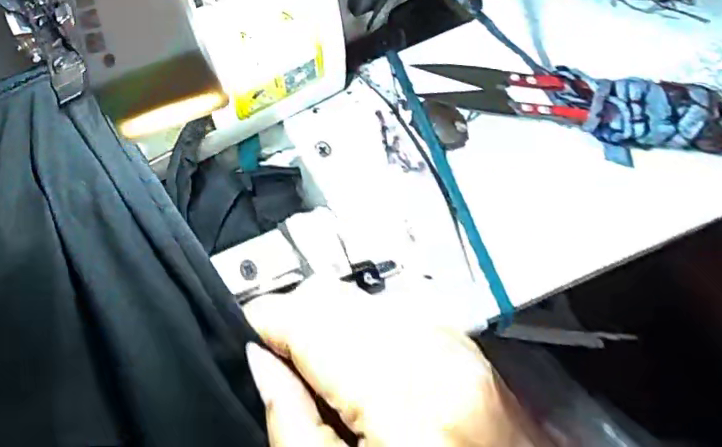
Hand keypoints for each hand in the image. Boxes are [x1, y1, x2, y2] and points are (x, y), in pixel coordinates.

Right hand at [244, 283, 536, 445]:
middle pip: (327, 296)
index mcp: (409, 400)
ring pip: (358, 299)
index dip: (258, 327)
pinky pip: (396, 317)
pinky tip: (365, 382)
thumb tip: (260, 363)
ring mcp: (466, 358)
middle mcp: (441, 361)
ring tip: (327, 384)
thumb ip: (291, 424)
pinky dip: (367, 335)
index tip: (245, 347)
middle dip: (293, 325)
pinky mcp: (477, 364)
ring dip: (328, 327)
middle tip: (282, 374)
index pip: (300, 316)